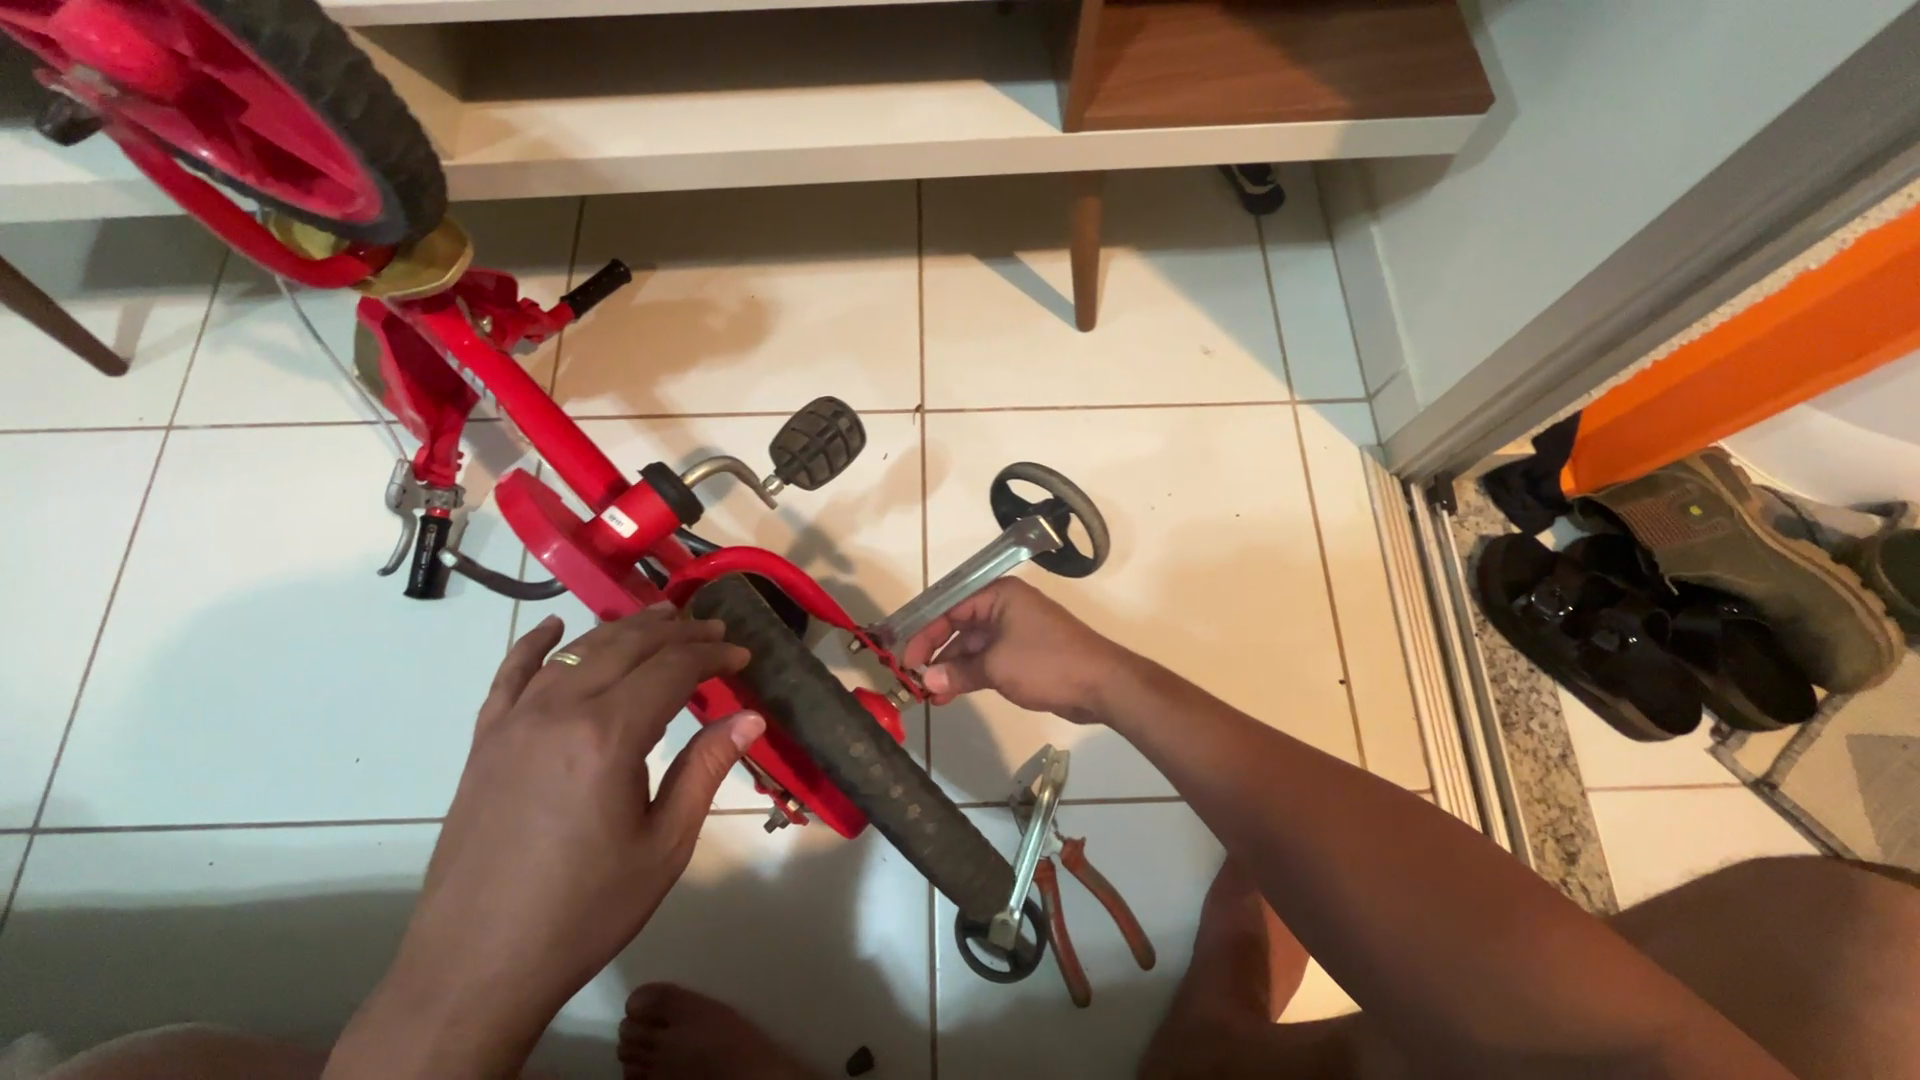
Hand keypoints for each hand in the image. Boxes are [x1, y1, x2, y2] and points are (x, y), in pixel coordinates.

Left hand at [328, 607, 761, 1078]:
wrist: (478, 964)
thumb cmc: (587, 909)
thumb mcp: (665, 844)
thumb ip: (706, 769)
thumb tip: (751, 717)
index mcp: (609, 736)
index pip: (672, 669)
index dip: (712, 656)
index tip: (743, 657)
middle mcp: (559, 711)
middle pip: (626, 647)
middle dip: (676, 633)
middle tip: (713, 631)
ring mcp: (514, 722)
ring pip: (576, 652)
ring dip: (622, 630)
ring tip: (660, 621)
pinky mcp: (485, 741)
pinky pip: (510, 675)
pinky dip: (534, 644)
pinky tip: (551, 627)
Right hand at [899, 578, 1126, 722]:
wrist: (1101, 684)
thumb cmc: (1047, 663)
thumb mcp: (997, 667)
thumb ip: (959, 672)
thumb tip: (927, 680)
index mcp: (999, 595)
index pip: (949, 606)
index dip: (925, 632)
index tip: (907, 658)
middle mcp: (1005, 607)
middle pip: (958, 625)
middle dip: (937, 652)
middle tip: (914, 677)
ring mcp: (1015, 631)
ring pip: (972, 646)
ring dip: (952, 668)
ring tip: (931, 693)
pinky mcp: (1023, 654)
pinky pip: (987, 660)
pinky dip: (970, 674)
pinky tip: (951, 694)